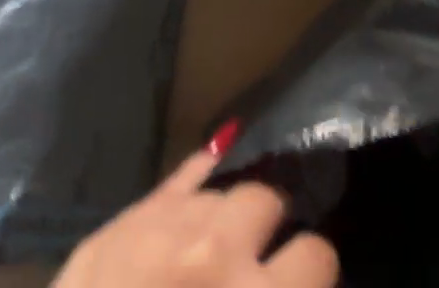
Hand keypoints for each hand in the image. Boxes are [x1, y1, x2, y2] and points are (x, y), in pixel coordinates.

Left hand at [54, 152, 338, 287]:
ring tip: (216, 241)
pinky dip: (197, 174)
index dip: (310, 270)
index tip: (300, 282)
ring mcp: (165, 230)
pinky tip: (212, 163)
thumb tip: (285, 280)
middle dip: (267, 227)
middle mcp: (218, 251)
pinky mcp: (122, 225)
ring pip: (220, 190)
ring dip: (224, 214)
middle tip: (255, 257)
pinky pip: (177, 178)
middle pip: (266, 200)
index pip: (316, 254)